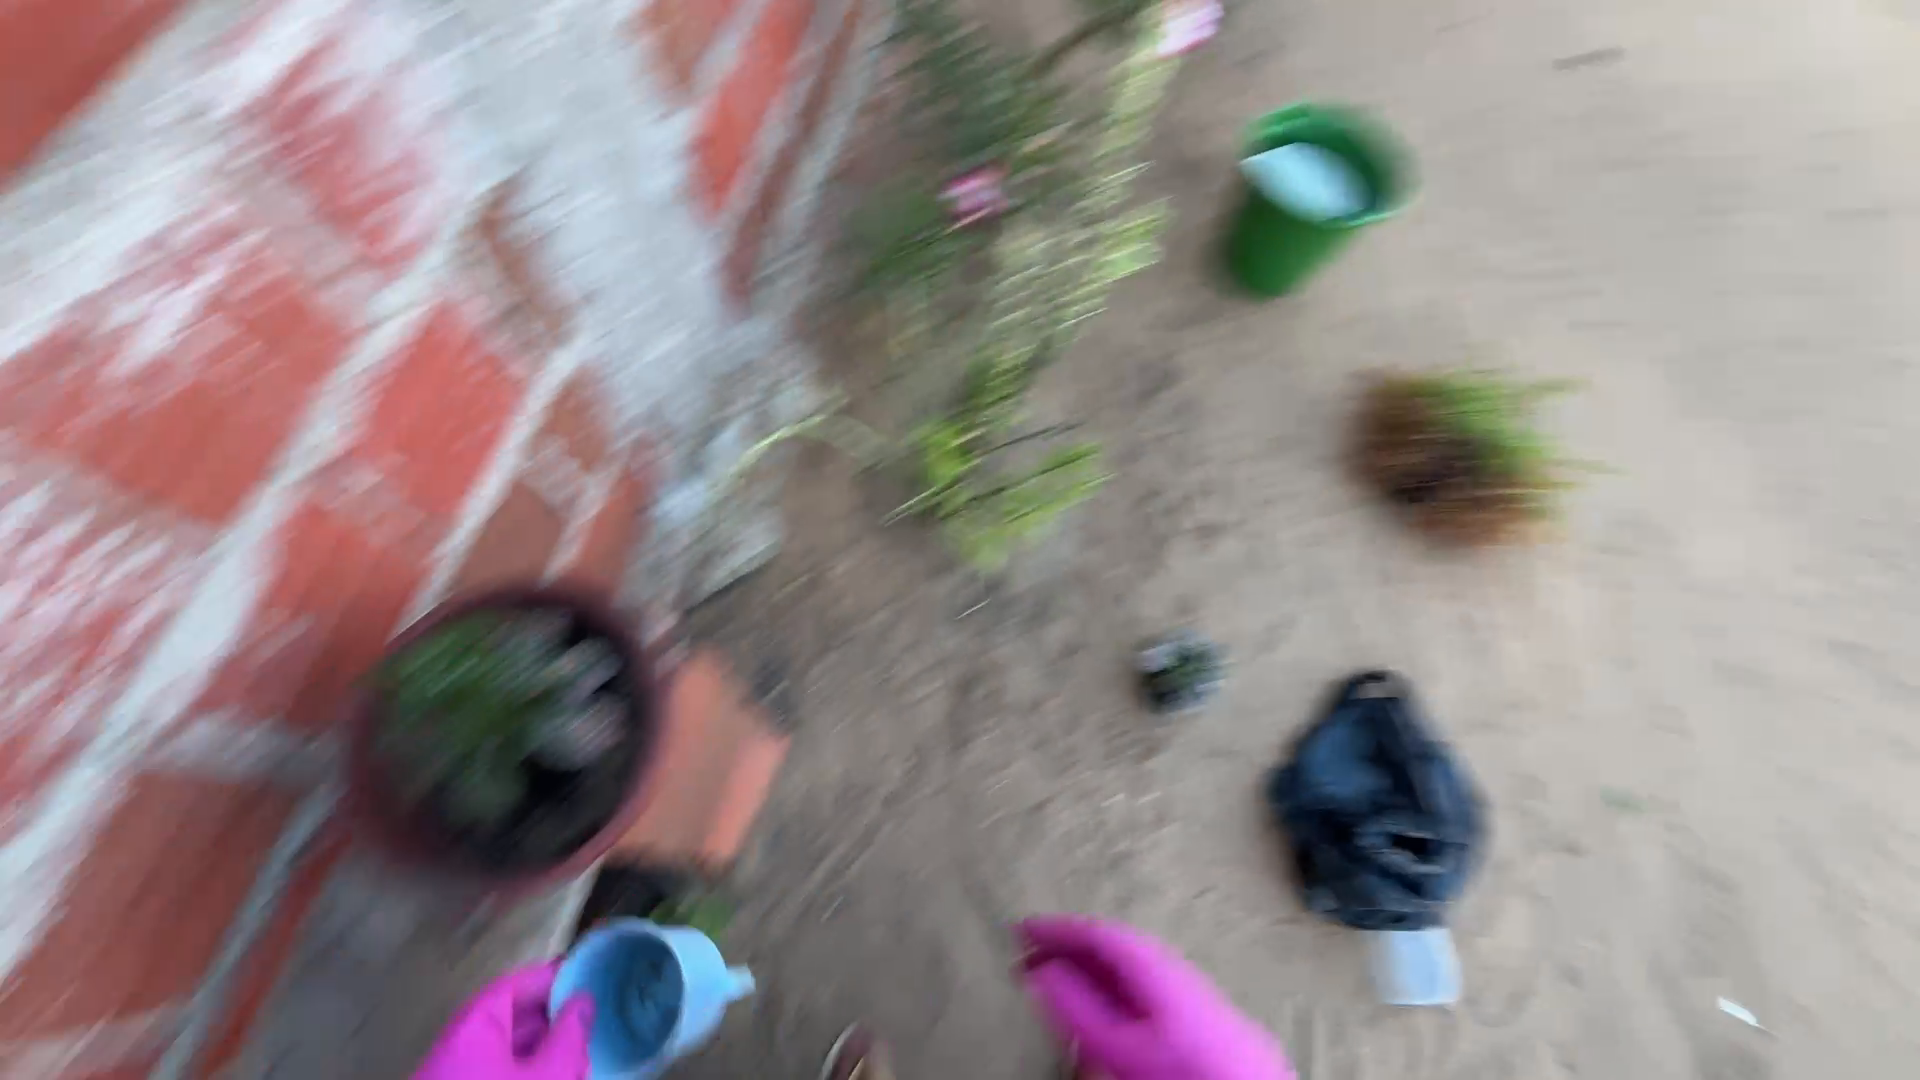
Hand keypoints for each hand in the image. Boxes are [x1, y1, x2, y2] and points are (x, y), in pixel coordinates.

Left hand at [415, 961, 594, 1079]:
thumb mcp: (550, 1074)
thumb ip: (571, 1032)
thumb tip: (583, 999)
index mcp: (470, 1030)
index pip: (511, 985)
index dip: (549, 978)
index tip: (583, 979)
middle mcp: (450, 1050)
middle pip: (505, 1017)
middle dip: (549, 1019)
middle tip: (584, 1023)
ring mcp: (447, 1077)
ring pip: (499, 1050)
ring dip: (538, 1049)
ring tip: (573, 1059)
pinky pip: (489, 1072)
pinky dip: (521, 1071)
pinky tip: (551, 1077)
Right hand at [1016, 917, 1293, 1079]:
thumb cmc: (1182, 1076)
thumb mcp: (1120, 1047)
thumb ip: (1080, 1008)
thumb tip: (1042, 970)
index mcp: (1161, 969)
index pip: (1102, 934)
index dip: (1059, 928)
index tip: (1020, 929)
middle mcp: (1183, 973)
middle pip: (1120, 949)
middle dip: (1073, 950)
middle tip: (1030, 958)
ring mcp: (1201, 998)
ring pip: (1137, 973)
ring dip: (1095, 975)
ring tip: (1057, 986)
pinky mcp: (1210, 1025)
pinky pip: (1153, 995)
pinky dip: (1120, 997)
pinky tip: (1105, 1017)